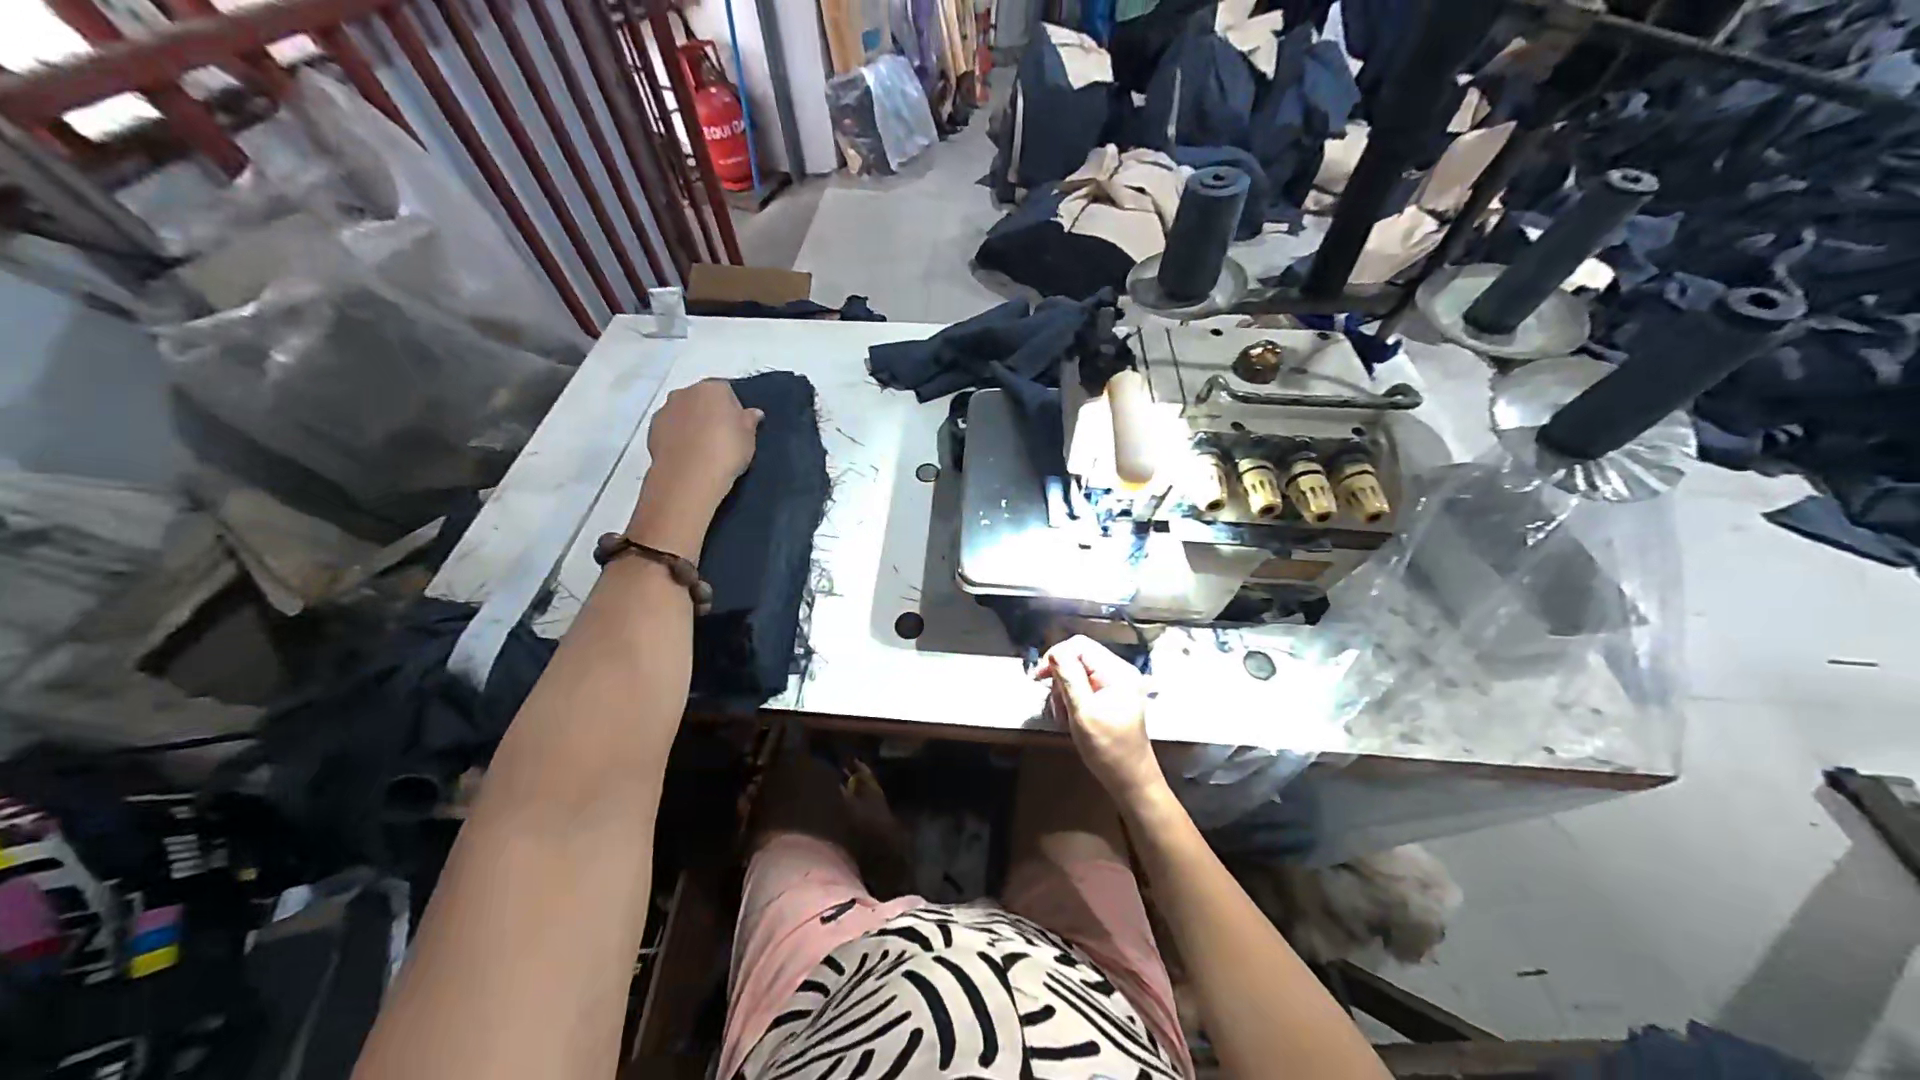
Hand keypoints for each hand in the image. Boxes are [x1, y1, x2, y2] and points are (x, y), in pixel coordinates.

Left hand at [628, 380, 762, 557]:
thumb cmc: (726, 451)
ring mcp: (666, 410)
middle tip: (721, 439)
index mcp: (713, 388)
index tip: (737, 429)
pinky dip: (676, 437)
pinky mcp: (652, 429)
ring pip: (683, 413)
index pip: (726, 392)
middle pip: (701, 399)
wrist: (689, 476)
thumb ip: (749, 421)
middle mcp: (686, 393)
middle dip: (709, 414)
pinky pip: (670, 429)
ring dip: (690, 425)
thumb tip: (753, 413)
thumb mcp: (749, 438)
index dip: (733, 410)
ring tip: (702, 451)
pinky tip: (687, 456)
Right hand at [1034, 636, 1165, 804]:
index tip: (1041, 677)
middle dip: (1061, 677)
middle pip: (1079, 657)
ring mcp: (1118, 685)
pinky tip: (1070, 717)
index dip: (1057, 656)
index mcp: (1117, 672)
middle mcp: (1120, 672)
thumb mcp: (1083, 713)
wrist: (1131, 780)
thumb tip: (1054, 652)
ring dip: (1065, 691)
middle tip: (1055, 704)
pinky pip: (1086, 687)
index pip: (1080, 646)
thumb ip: (1070, 679)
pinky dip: (1074, 699)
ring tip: (1063, 715)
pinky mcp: (1113, 698)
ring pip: (1080, 673)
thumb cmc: (1108, 749)